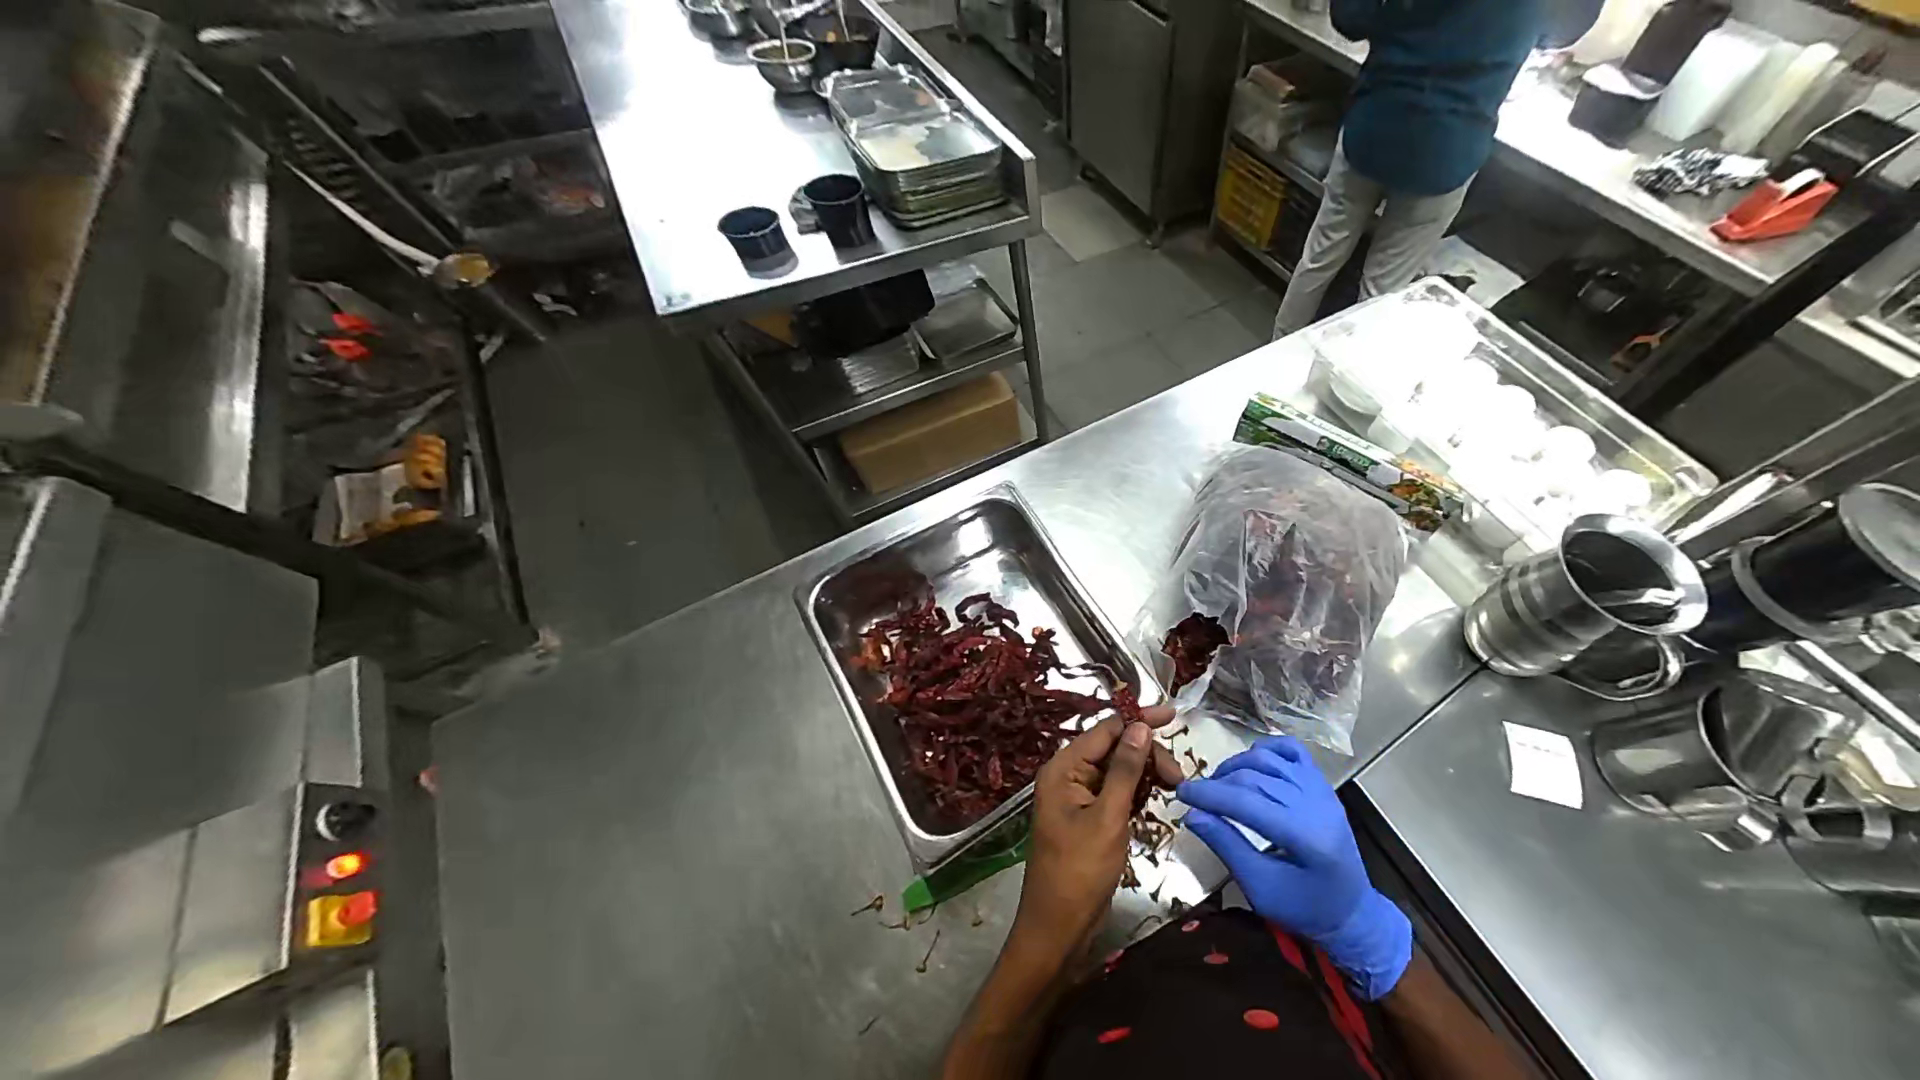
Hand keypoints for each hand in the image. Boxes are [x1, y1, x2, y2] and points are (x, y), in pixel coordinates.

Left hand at [1013, 706, 1181, 958]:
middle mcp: (1068, 775)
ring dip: (1145, 773)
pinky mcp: (1089, 817)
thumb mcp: (1108, 817)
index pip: (1105, 730)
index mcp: (1063, 767)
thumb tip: (1140, 726)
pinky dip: (1137, 792)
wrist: (1059, 926)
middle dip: (1146, 754)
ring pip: (1118, 770)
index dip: (1139, 720)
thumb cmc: (1080, 870)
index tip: (1174, 716)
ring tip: (1172, 789)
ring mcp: (1078, 797)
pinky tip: (1155, 800)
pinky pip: (1116, 792)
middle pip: (1113, 748)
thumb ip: (1125, 770)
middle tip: (1177, 779)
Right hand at [1177, 735, 1411, 999]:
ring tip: (1219, 784)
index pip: (1246, 801)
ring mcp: (1322, 791)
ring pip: (1268, 759)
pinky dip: (1267, 749)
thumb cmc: (1304, 908)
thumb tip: (1192, 815)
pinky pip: (1292, 751)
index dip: (1208, 794)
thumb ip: (1226, 846)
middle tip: (1195, 796)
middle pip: (1253, 778)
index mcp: (1305, 837)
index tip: (1180, 794)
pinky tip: (1250, 763)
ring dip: (1236, 766)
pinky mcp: (1323, 785)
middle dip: (1216, 783)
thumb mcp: (1260, 888)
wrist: (1352, 913)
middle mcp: (1317, 806)